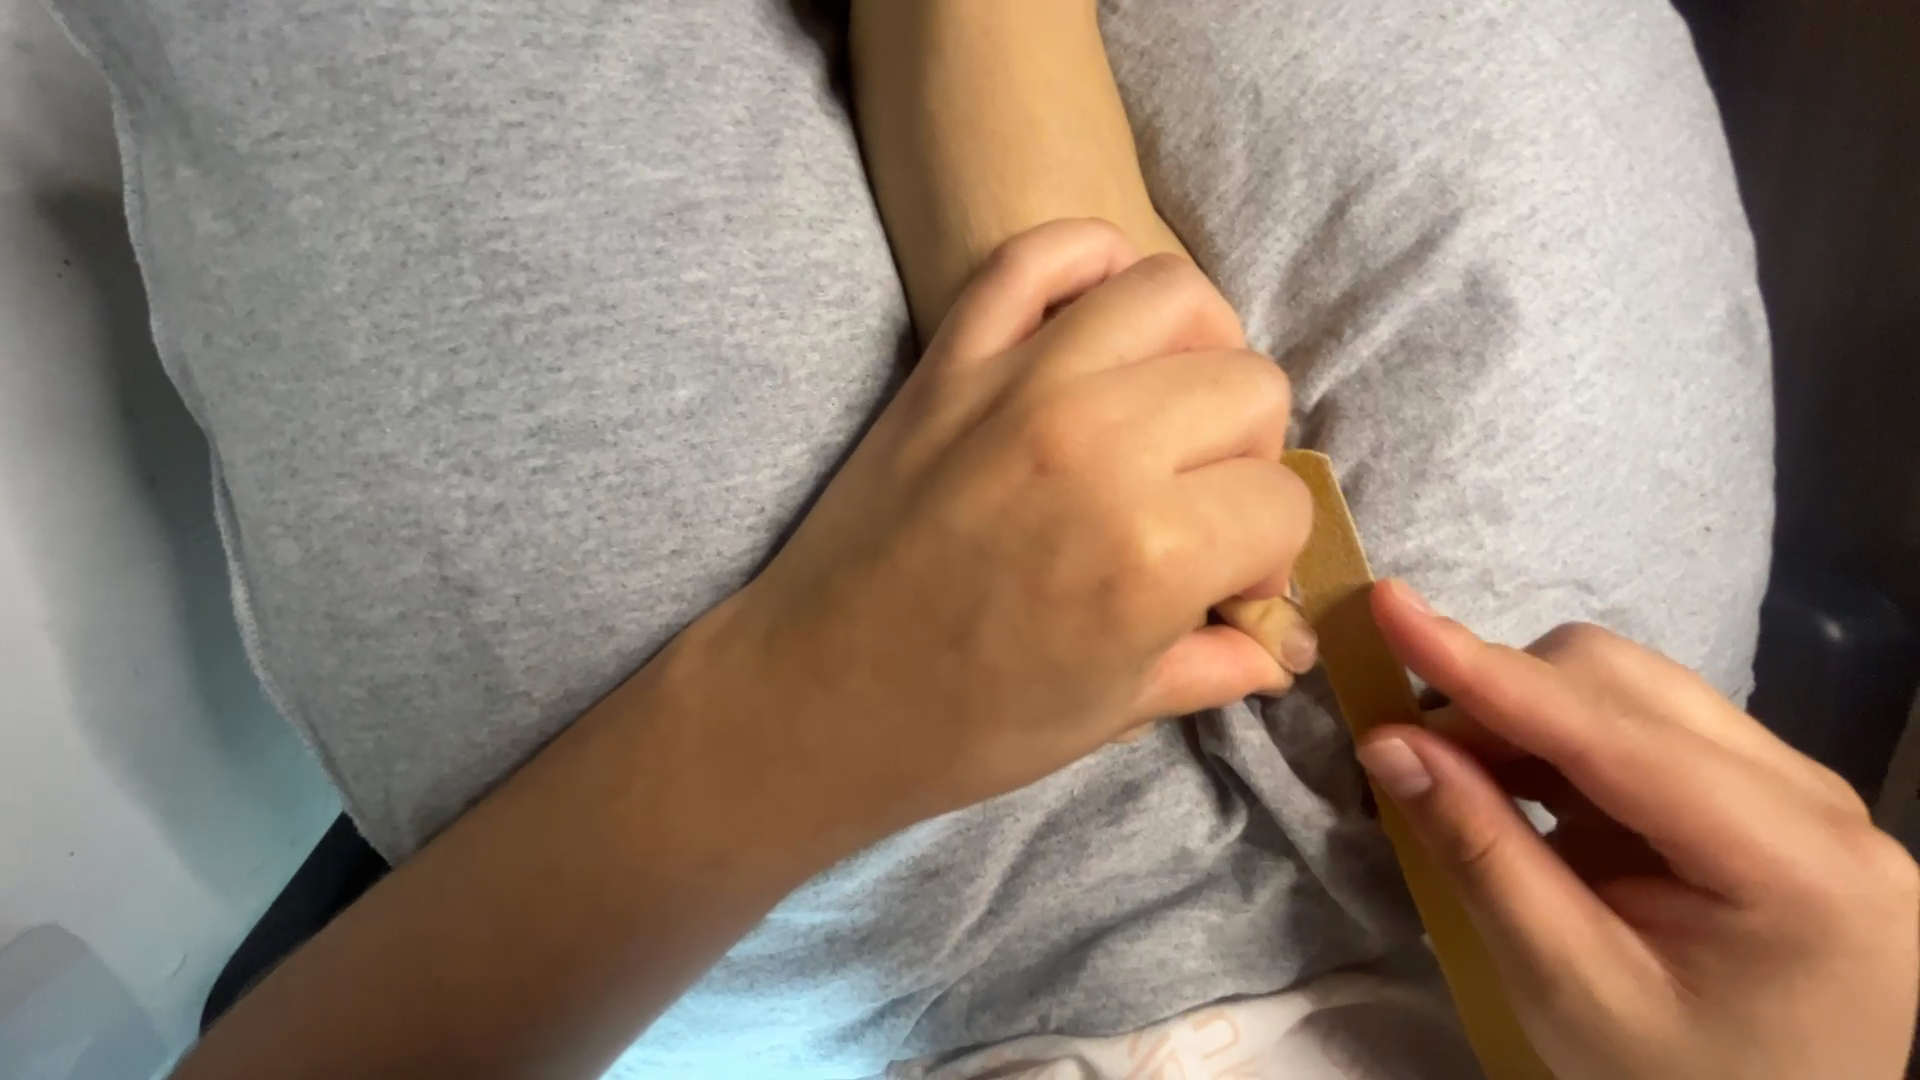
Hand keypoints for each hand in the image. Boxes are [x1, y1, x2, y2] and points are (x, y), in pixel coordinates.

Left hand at [678, 219, 1312, 836]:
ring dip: (1195, 348)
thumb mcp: (1114, 713)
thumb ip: (1220, 661)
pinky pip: (1036, 256)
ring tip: (1164, 407)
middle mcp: (1099, 444)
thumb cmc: (966, 726)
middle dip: (1247, 454)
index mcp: (1155, 550)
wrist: (819, 695)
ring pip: (1169, 294)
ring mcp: (1016, 386)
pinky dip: (1083, 261)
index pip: (1283, 502)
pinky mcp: (948, 363)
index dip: (1270, 550)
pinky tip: (1098, 315)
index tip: (1232, 582)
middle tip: (1199, 503)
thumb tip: (1288, 641)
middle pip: (1249, 386)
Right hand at [1356, 580, 1919, 1079]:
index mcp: (1796, 867)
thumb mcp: (1564, 985)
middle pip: (1616, 679)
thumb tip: (1387, 742)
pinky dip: (1542, 735)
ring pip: (1616, 682)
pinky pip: (1622, 715)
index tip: (1389, 609)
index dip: (1484, 667)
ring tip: (1463, 779)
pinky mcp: (1747, 788)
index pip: (1607, 731)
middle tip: (1415, 755)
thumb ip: (1477, 853)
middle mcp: (1811, 801)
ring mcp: (1786, 788)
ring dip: (1513, 711)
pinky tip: (1518, 789)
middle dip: (1494, 695)